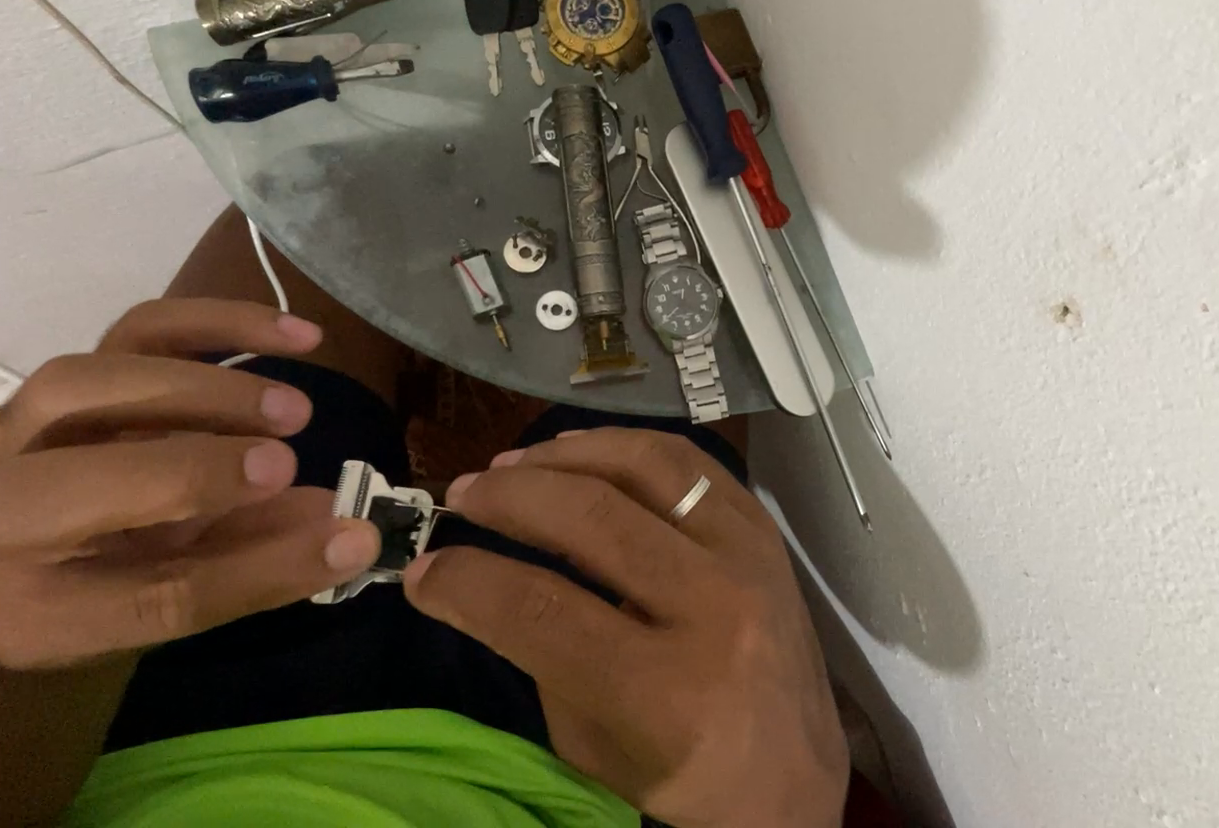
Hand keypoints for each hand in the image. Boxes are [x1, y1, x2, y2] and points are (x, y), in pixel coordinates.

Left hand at [0, 299, 381, 669]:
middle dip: (190, 466)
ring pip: (88, 382)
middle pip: (66, 484)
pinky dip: (225, 325)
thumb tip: (358, 536)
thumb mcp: (186, 605)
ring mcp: (31, 430)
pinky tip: (302, 338)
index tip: (336, 532)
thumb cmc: (115, 589)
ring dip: (204, 390)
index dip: (241, 563)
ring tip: (295, 408)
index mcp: (19, 602)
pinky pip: (143, 329)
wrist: (40, 554)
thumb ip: (267, 569)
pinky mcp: (84, 373)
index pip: (131, 595)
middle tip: (287, 463)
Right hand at [402, 428, 848, 827]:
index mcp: (667, 690)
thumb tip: (479, 572)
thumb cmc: (683, 772)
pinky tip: (583, 451)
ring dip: (569, 454)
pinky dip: (628, 447)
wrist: (792, 770)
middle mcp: (716, 608)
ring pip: (649, 468)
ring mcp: (750, 559)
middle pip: (595, 520)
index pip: (544, 610)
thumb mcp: (593, 741)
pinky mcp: (765, 533)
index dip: (469, 582)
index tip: (425, 569)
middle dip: (511, 498)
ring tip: (515, 463)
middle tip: (462, 494)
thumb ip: (541, 651)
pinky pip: (692, 464)